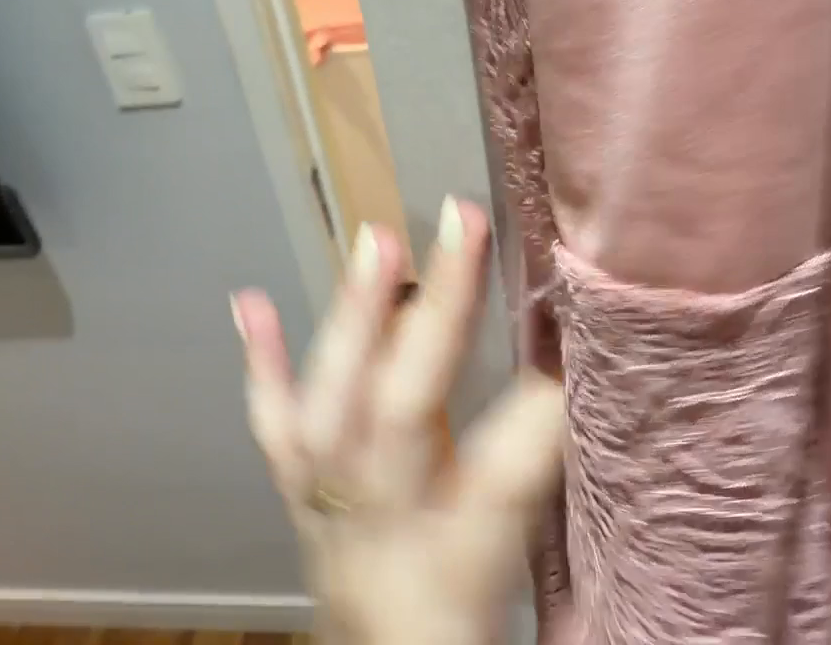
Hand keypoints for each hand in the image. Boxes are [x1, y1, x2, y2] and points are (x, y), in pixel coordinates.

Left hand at [231, 200, 566, 644]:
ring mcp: (330, 508)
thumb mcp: (528, 570)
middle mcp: (384, 532)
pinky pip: (275, 429)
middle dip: (438, 311)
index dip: (539, 403)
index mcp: (460, 565)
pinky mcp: (301, 494)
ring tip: (377, 240)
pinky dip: (263, 361)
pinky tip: (250, 301)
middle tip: (463, 225)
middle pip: (403, 413)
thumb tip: (580, 382)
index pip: (506, 477)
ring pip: (328, 409)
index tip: (573, 325)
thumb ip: (551, 481)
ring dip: (353, 315)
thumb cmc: (463, 624)